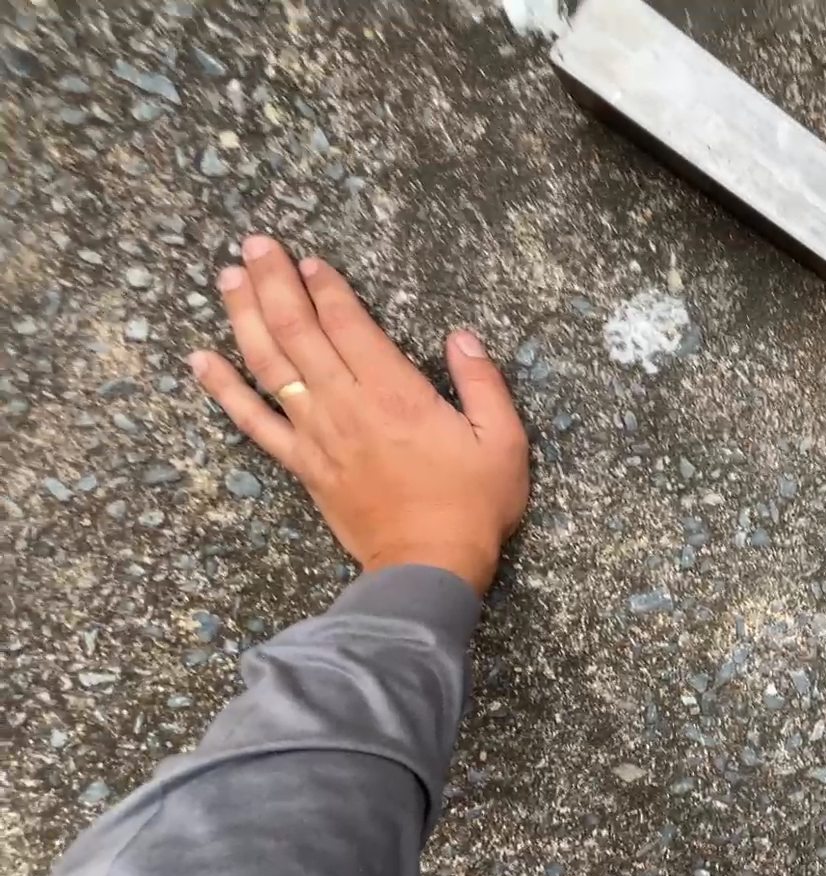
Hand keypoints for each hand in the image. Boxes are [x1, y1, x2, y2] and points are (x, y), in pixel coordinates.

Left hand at [189, 235, 529, 595]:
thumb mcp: (505, 441)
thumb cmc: (476, 501)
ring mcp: (316, 435)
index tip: (311, 261)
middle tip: (256, 246)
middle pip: (299, 334)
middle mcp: (346, 405)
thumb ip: (483, 385)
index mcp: (397, 395)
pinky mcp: (302, 464)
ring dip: (244, 318)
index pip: (351, 328)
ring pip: (268, 365)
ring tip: (228, 279)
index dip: (328, 291)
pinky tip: (201, 360)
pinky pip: (251, 421)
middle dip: (275, 285)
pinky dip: (222, 389)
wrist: (431, 560)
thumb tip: (460, 338)